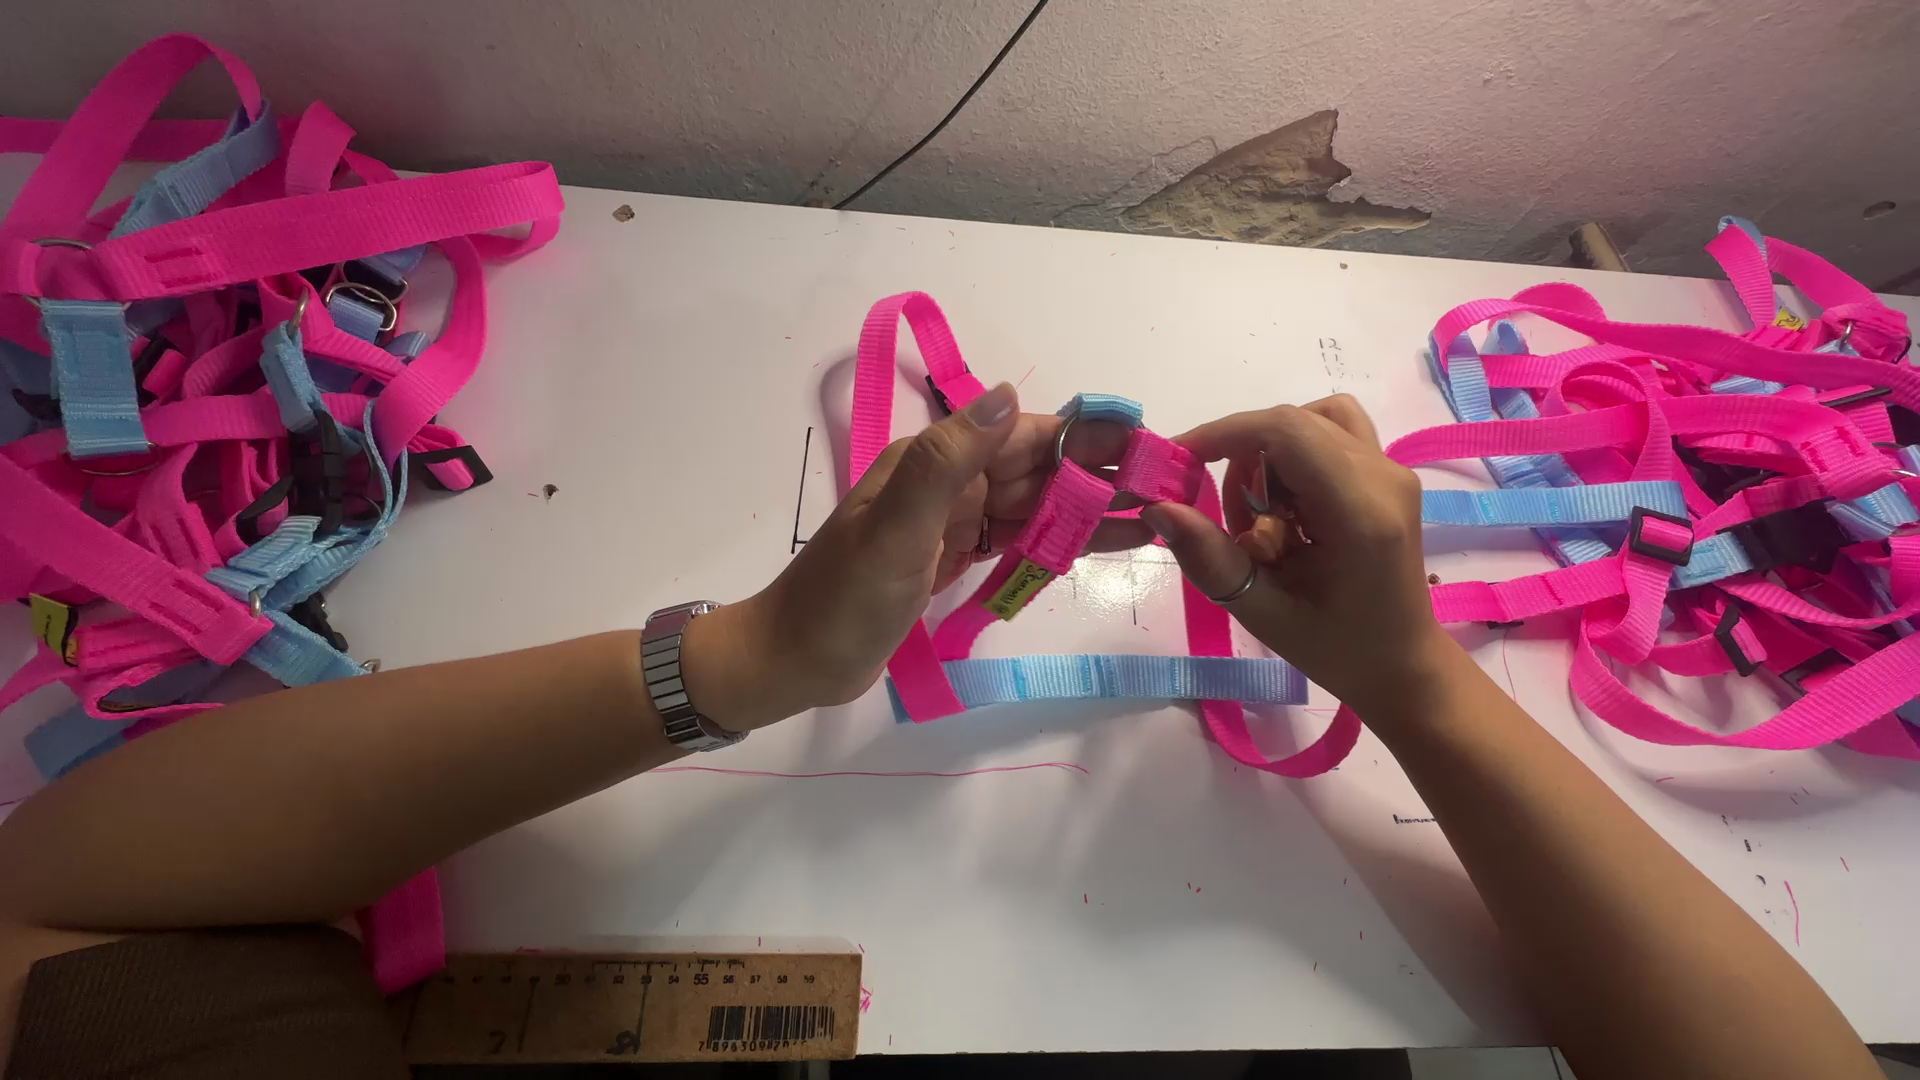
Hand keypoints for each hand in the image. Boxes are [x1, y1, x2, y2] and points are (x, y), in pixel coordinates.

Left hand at [684, 383, 1150, 730]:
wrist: (798, 660)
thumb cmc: (843, 598)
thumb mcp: (895, 530)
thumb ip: (948, 463)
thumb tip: (1008, 395)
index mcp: (937, 462)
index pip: (1024, 436)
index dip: (1085, 438)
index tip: (1146, 447)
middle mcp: (951, 483)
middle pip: (1037, 469)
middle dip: (1098, 475)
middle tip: (1166, 491)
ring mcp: (954, 522)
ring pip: (1032, 505)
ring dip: (1084, 510)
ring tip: (1149, 519)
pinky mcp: (955, 557)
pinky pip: (1014, 540)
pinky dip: (1052, 541)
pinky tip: (1092, 544)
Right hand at [1138, 394, 1457, 720]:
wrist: (1401, 664)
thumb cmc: (1335, 648)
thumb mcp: (1261, 612)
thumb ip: (1209, 558)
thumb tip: (1158, 508)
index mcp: (1360, 511)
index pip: (1286, 431)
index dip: (1225, 433)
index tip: (1180, 463)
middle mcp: (1383, 476)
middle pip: (1293, 423)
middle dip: (1241, 457)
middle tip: (1230, 522)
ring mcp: (1390, 471)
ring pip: (1309, 422)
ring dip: (1266, 458)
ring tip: (1259, 518)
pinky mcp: (1385, 475)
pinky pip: (1326, 436)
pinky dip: (1290, 459)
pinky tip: (1283, 508)